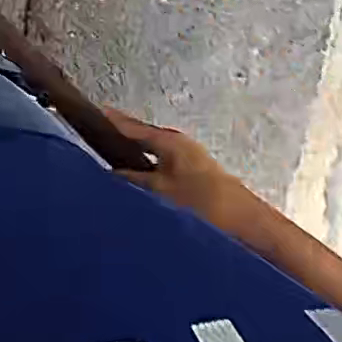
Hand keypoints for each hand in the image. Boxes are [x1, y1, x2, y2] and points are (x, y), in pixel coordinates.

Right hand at [104, 108, 275, 243]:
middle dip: (120, 140)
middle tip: (94, 141)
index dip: (111, 121)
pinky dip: (145, 174)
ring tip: (109, 167)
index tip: (92, 113)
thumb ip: (132, 181)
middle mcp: (178, 146)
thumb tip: (110, 173)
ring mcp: (188, 163)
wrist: (248, 228)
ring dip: (133, 161)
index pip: (132, 127)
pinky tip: (136, 189)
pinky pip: (159, 171)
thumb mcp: (160, 192)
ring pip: (151, 157)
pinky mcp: (193, 181)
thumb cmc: (205, 204)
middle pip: (141, 139)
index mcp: (169, 142)